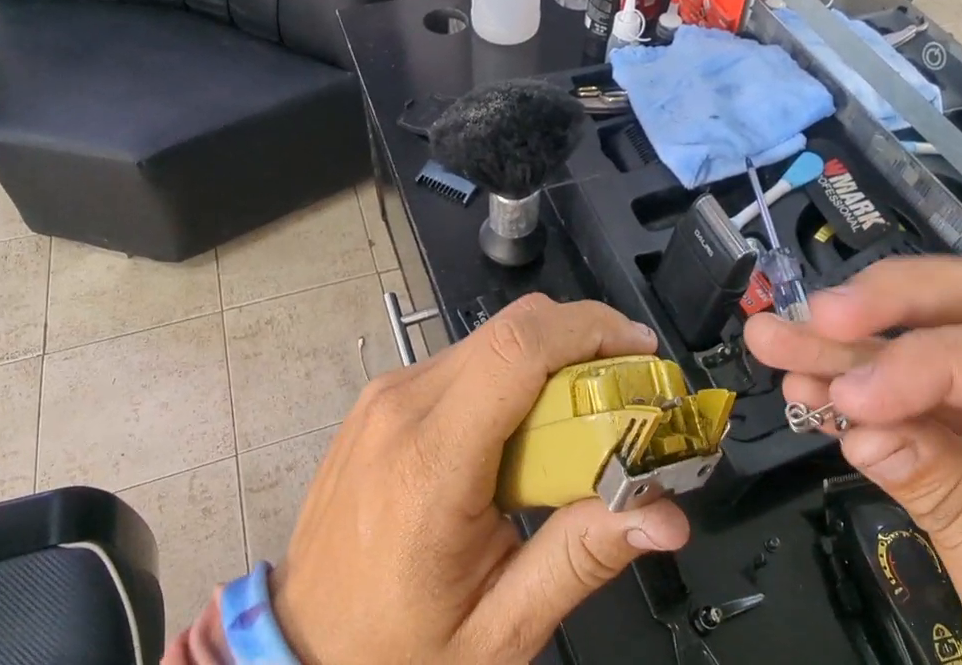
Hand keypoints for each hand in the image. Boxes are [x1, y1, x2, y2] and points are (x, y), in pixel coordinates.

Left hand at [273, 295, 687, 663]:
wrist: (299, 649)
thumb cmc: (394, 649)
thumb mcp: (497, 629)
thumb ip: (580, 559)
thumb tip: (663, 516)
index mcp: (430, 463)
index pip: (518, 350)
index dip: (589, 329)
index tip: (641, 353)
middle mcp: (402, 408)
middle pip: (512, 330)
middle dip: (584, 342)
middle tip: (630, 390)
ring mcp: (386, 396)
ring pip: (492, 340)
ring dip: (550, 361)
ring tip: (586, 418)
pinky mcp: (383, 400)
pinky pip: (465, 362)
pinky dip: (513, 377)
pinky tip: (529, 431)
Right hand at [745, 260, 961, 664]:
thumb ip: (958, 514)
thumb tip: (864, 426)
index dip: (933, 361)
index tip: (849, 393)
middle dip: (903, 304)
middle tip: (817, 315)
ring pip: (959, 337)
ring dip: (865, 340)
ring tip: (780, 340)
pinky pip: (938, 391)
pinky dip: (873, 385)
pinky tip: (814, 385)